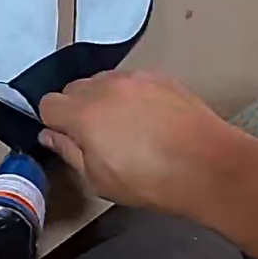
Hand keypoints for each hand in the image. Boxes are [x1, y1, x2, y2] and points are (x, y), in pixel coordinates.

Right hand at [39, 69, 257, 217]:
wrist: (209, 166)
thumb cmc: (150, 181)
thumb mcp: (99, 179)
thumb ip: (69, 152)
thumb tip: (50, 135)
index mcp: (83, 114)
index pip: (48, 104)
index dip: (54, 123)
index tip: (69, 139)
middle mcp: (104, 87)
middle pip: (73, 88)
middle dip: (77, 109)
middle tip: (96, 136)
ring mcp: (134, 78)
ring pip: (102, 81)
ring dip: (103, 99)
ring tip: (126, 127)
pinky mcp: (160, 77)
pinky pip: (131, 81)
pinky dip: (130, 95)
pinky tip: (149, 119)